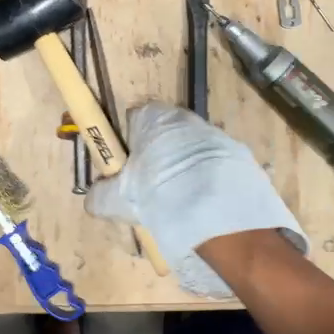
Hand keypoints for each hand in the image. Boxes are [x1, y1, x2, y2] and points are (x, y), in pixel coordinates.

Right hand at [86, 103, 306, 296]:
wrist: (221, 217)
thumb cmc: (159, 196)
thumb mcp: (118, 201)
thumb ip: (99, 196)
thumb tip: (93, 198)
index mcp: (153, 117)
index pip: (131, 120)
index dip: (124, 145)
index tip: (124, 171)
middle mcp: (185, 117)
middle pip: (161, 135)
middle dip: (154, 159)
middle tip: (148, 191)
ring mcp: (215, 135)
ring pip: (188, 151)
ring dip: (180, 171)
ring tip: (178, 204)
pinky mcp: (239, 155)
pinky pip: (213, 166)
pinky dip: (206, 181)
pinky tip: (202, 206)